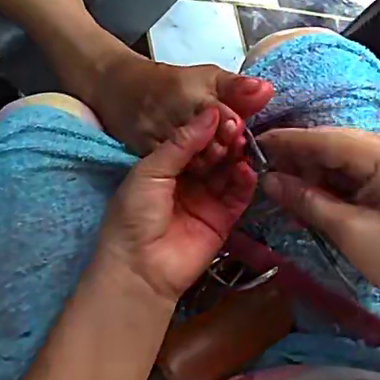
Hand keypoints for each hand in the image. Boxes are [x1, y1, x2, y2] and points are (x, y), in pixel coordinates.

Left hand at [91, 107, 257, 305]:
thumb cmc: (134, 215)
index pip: (192, 140)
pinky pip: (238, 195)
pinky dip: (244, 181)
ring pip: (228, 171)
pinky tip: (245, 168)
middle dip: (224, 139)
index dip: (207, 126)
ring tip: (242, 143)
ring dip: (237, 156)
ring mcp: (207, 199)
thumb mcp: (150, 171)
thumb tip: (210, 113)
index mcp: (165, 166)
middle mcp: (188, 179)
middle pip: (213, 153)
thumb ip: (182, 143)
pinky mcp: (223, 219)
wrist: (139, 268)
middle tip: (236, 125)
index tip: (223, 112)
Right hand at [256, 127, 379, 317]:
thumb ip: (306, 200)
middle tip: (265, 178)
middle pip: (334, 145)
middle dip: (299, 161)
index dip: (285, 142)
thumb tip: (270, 181)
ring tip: (287, 194)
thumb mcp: (351, 232)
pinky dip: (337, 185)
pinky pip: (361, 172)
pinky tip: (315, 200)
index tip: (252, 146)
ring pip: (345, 159)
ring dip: (316, 175)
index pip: (323, 138)